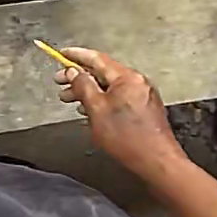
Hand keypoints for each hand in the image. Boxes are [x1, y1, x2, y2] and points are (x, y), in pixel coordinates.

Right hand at [57, 47, 188, 181]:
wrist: (156, 162)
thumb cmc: (127, 138)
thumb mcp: (96, 109)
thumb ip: (83, 86)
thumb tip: (73, 71)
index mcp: (127, 78)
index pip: (97, 59)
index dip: (76, 55)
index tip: (62, 54)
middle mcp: (137, 82)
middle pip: (103, 72)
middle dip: (79, 76)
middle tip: (59, 80)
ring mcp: (143, 95)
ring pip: (109, 86)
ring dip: (88, 89)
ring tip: (69, 98)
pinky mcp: (144, 108)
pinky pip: (118, 96)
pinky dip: (101, 98)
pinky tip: (90, 108)